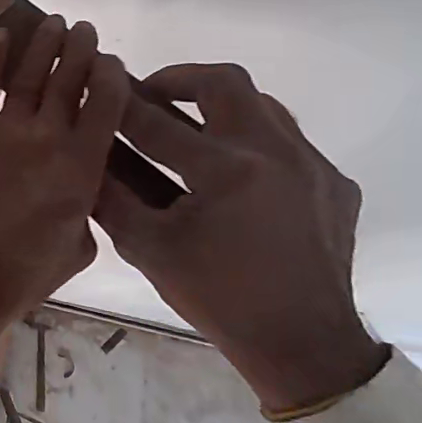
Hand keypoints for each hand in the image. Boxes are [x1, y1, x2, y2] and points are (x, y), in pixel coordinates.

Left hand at [0, 17, 129, 361]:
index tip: (111, 61)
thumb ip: (85, 209)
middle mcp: (45, 140)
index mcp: (81, 169)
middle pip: (68, 82)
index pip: (105, 106)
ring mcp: (1, 132)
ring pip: (28, 76)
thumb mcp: (77, 250)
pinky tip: (0, 37)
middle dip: (79, 51)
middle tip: (84, 29)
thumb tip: (81, 186)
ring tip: (54, 23)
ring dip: (42, 46)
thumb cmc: (21, 276)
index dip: (111, 77)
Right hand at [92, 63, 386, 414]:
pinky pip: (289, 140)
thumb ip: (111, 198)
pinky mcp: (335, 182)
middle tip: (150, 92)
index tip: (100, 83)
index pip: (157, 123)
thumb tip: (86, 157)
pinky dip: (251, 140)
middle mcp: (276, 152)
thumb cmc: (217, 298)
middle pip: (224, 83)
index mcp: (226, 171)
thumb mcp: (148, 249)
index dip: (121, 102)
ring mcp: (313, 164)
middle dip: (178, 79)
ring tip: (188, 123)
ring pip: (262, 105)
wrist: (303, 344)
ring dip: (218, 105)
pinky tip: (233, 168)